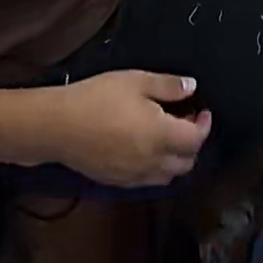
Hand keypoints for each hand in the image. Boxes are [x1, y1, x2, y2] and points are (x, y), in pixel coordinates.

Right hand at [44, 71, 210, 186]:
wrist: (58, 126)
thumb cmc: (100, 97)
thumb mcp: (137, 80)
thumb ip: (168, 86)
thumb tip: (192, 87)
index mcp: (160, 136)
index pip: (195, 140)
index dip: (204, 126)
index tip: (203, 109)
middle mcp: (150, 162)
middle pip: (186, 163)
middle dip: (193, 143)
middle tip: (187, 118)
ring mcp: (133, 176)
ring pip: (168, 176)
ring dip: (176, 157)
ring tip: (169, 132)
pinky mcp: (117, 181)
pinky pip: (148, 181)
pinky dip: (158, 167)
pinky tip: (147, 146)